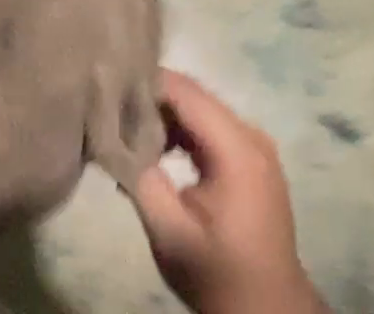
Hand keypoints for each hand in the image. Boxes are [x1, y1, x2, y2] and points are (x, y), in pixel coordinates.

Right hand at [133, 71, 328, 313]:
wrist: (266, 310)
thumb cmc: (217, 272)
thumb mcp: (168, 230)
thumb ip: (139, 176)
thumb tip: (109, 135)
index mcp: (236, 147)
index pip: (184, 90)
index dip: (144, 82)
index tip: (106, 89)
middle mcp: (251, 135)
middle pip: (193, 96)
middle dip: (150, 98)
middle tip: (109, 110)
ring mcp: (255, 146)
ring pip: (200, 110)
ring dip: (163, 115)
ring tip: (123, 129)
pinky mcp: (251, 160)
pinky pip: (209, 128)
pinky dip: (180, 131)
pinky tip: (152, 148)